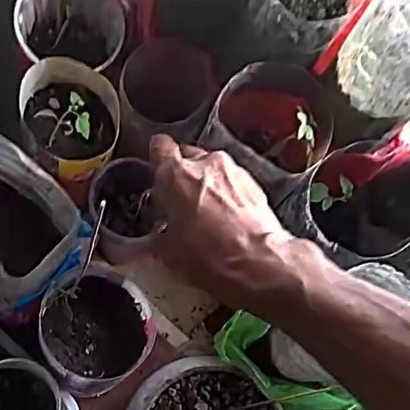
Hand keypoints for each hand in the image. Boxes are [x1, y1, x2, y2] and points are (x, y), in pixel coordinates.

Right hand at [148, 133, 329, 314]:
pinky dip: (226, 195)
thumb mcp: (168, 254)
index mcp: (176, 175)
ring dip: (205, 186)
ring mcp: (233, 171)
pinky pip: (232, 182)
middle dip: (181, 177)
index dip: (156, 160)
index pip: (159, 147)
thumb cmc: (211, 255)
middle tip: (176, 204)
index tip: (155, 174)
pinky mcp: (254, 183)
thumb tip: (152, 240)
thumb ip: (155, 238)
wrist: (257, 263)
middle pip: (187, 157)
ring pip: (211, 169)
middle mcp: (206, 164)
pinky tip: (224, 220)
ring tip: (203, 215)